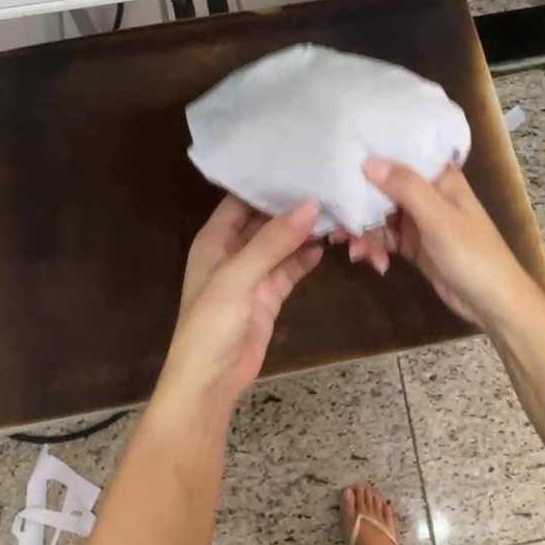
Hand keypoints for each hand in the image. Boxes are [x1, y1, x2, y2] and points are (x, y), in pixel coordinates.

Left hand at [160, 196, 323, 410]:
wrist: (210, 382)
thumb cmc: (211, 324)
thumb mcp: (238, 277)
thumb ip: (273, 241)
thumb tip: (309, 204)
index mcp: (213, 240)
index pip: (240, 200)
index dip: (266, 183)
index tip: (299, 162)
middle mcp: (232, 252)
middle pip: (264, 220)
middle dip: (291, 205)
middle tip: (326, 182)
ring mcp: (252, 274)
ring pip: (281, 244)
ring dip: (303, 231)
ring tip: (334, 208)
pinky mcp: (269, 295)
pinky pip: (289, 268)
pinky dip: (306, 257)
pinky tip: (327, 243)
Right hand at [337, 158, 544, 332]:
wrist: (494, 304)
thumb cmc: (473, 255)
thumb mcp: (438, 219)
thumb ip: (406, 187)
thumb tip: (368, 160)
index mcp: (440, 178)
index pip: (400, 154)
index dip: (371, 157)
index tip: (339, 162)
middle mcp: (428, 193)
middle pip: (383, 187)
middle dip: (359, 203)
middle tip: (337, 222)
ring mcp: (420, 220)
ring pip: (380, 215)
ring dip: (365, 231)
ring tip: (355, 251)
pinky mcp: (415, 245)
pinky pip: (385, 238)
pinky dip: (375, 247)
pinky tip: (372, 262)